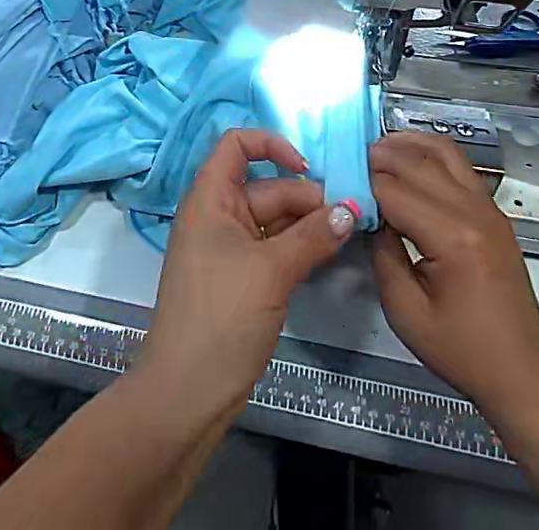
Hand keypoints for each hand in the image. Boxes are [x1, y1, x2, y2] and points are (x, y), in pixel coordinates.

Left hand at [139, 129, 358, 408]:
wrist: (187, 392)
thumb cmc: (221, 317)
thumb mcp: (271, 270)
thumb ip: (313, 236)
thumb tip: (350, 211)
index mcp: (210, 200)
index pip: (236, 146)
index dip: (271, 145)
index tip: (307, 168)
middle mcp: (219, 216)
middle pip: (267, 187)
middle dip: (307, 198)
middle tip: (350, 218)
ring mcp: (230, 249)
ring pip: (276, 220)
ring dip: (309, 224)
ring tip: (348, 235)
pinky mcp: (243, 278)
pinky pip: (276, 248)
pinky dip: (301, 247)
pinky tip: (329, 255)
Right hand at [368, 133, 538, 416]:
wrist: (522, 373)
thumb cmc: (463, 351)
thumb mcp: (406, 311)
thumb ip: (383, 254)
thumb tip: (367, 216)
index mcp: (453, 237)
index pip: (394, 190)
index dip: (359, 183)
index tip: (333, 182)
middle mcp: (474, 211)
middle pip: (417, 162)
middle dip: (378, 156)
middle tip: (346, 162)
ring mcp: (488, 208)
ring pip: (443, 152)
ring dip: (406, 145)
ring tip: (374, 151)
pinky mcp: (492, 212)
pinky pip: (458, 166)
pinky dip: (429, 154)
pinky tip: (407, 160)